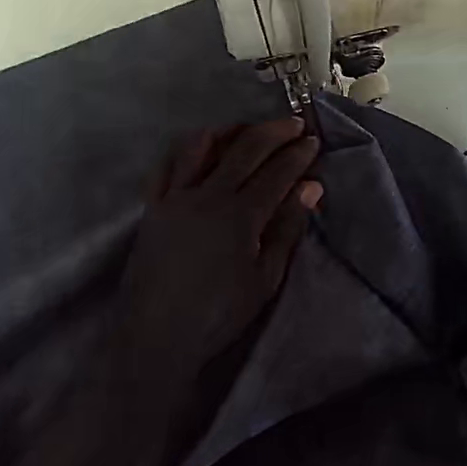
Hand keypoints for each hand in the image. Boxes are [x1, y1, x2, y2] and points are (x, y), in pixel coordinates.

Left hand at [116, 119, 321, 363]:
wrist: (155, 340)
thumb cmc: (219, 313)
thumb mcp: (266, 278)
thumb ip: (287, 227)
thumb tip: (310, 187)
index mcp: (240, 215)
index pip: (277, 172)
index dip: (299, 154)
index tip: (314, 142)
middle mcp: (208, 196)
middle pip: (246, 149)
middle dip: (275, 132)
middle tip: (294, 125)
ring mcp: (175, 198)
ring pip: (202, 146)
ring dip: (230, 131)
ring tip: (248, 129)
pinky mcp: (152, 208)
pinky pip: (165, 166)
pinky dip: (185, 151)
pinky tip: (200, 150)